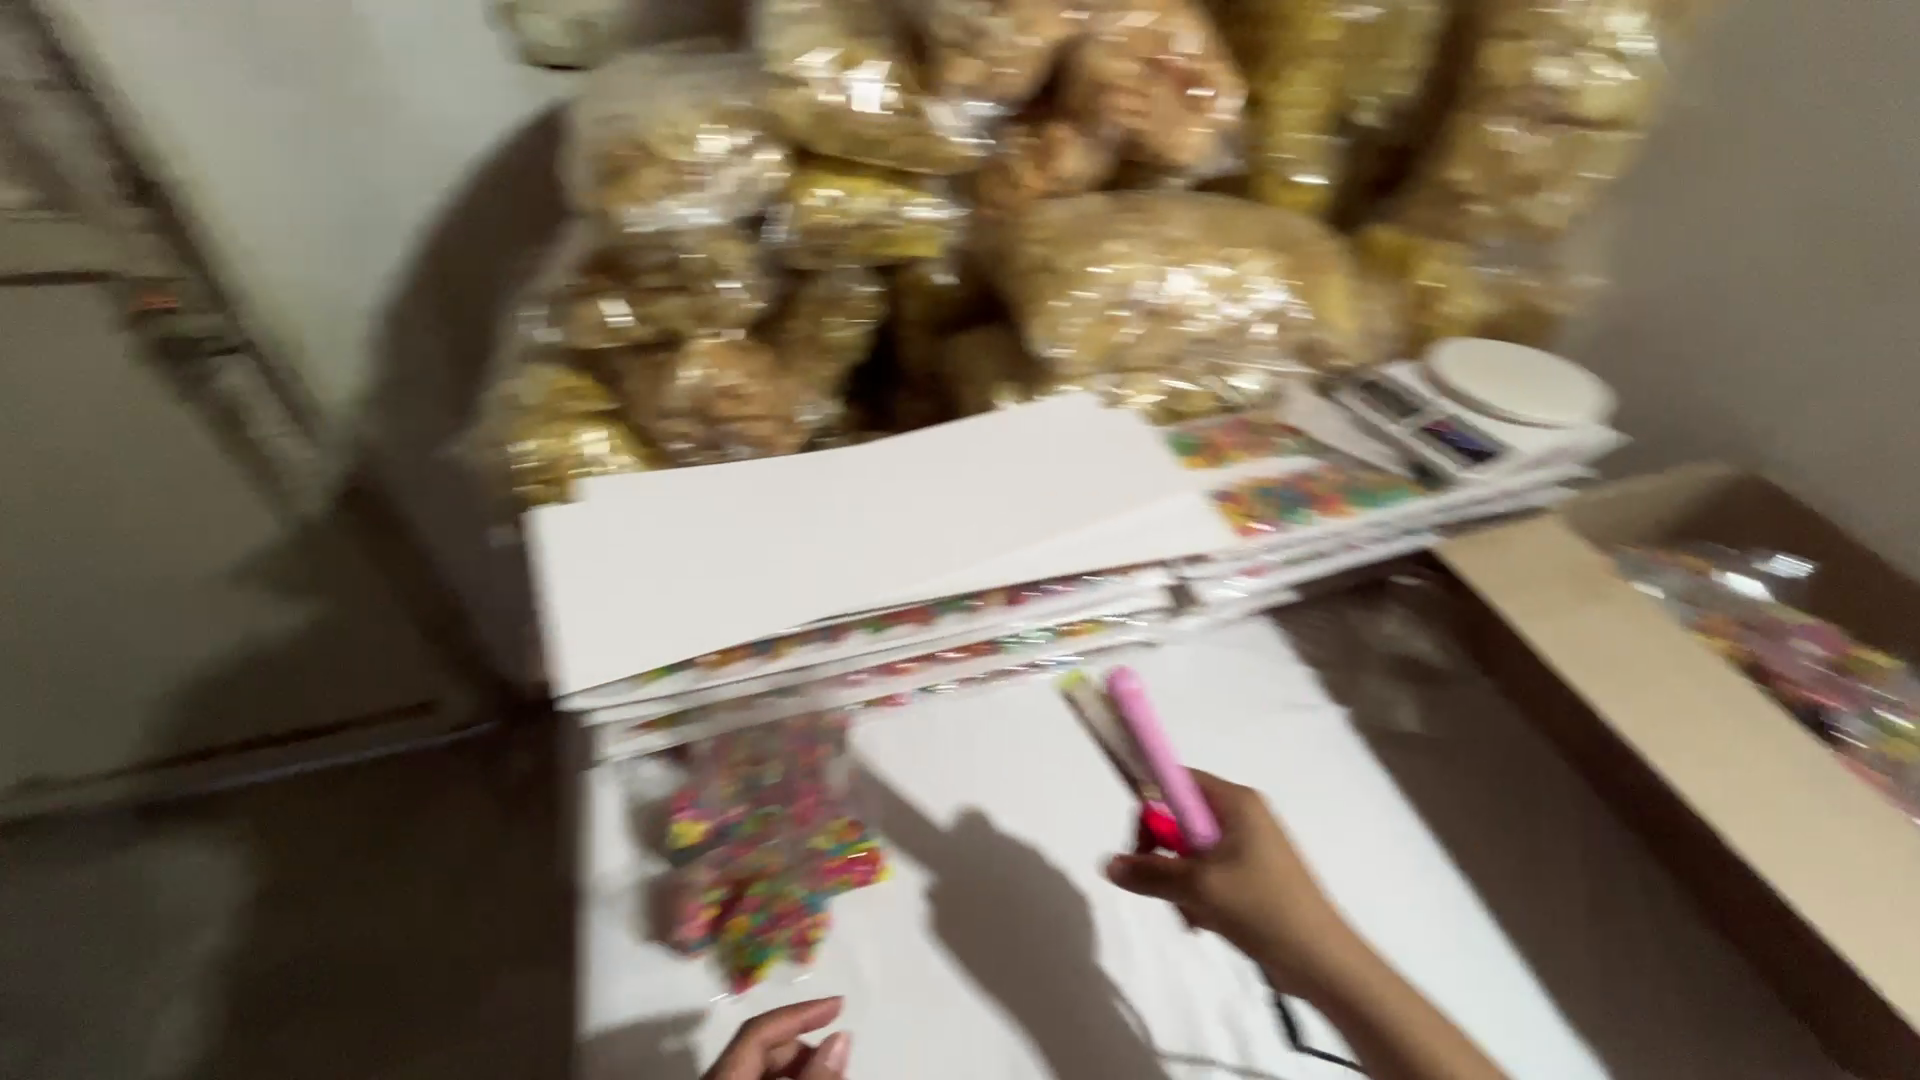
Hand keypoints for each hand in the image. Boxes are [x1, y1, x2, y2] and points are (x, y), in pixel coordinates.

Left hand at [702, 998, 851, 1079]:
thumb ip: (812, 1077)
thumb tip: (842, 1038)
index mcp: (722, 1075)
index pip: (760, 1028)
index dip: (801, 1012)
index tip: (840, 1004)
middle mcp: (714, 1078)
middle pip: (762, 1048)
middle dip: (804, 1047)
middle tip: (839, 1059)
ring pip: (760, 1070)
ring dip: (798, 1068)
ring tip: (830, 1074)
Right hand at [1106, 771, 1356, 994]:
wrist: (1323, 963)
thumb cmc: (1263, 909)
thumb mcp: (1199, 888)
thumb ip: (1149, 873)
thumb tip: (1109, 864)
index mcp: (1235, 801)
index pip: (1176, 779)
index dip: (1150, 802)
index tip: (1140, 840)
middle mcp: (1242, 814)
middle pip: (1179, 817)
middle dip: (1165, 854)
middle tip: (1163, 883)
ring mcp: (1249, 846)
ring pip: (1189, 851)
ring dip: (1180, 882)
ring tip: (1193, 911)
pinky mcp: (1252, 875)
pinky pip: (1207, 872)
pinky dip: (1198, 894)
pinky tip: (1205, 921)